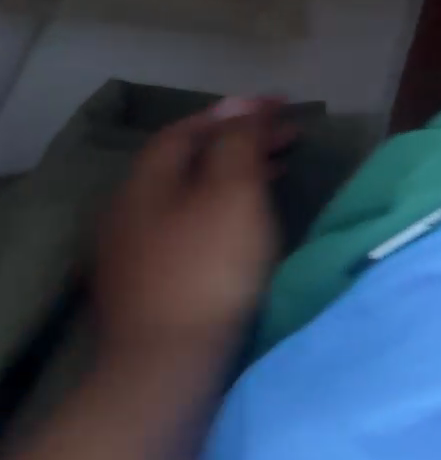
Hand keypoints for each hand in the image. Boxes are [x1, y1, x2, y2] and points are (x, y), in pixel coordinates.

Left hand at [93, 98, 286, 358]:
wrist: (172, 355)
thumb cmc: (212, 263)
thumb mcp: (234, 191)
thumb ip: (238, 143)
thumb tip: (245, 104)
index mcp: (145, 185)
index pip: (186, 131)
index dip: (235, 113)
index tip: (286, 105)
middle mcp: (130, 209)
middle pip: (186, 160)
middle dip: (239, 141)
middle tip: (291, 135)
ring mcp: (135, 247)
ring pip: (189, 191)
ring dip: (235, 171)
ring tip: (281, 170)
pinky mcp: (152, 276)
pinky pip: (190, 219)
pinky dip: (225, 202)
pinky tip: (250, 215)